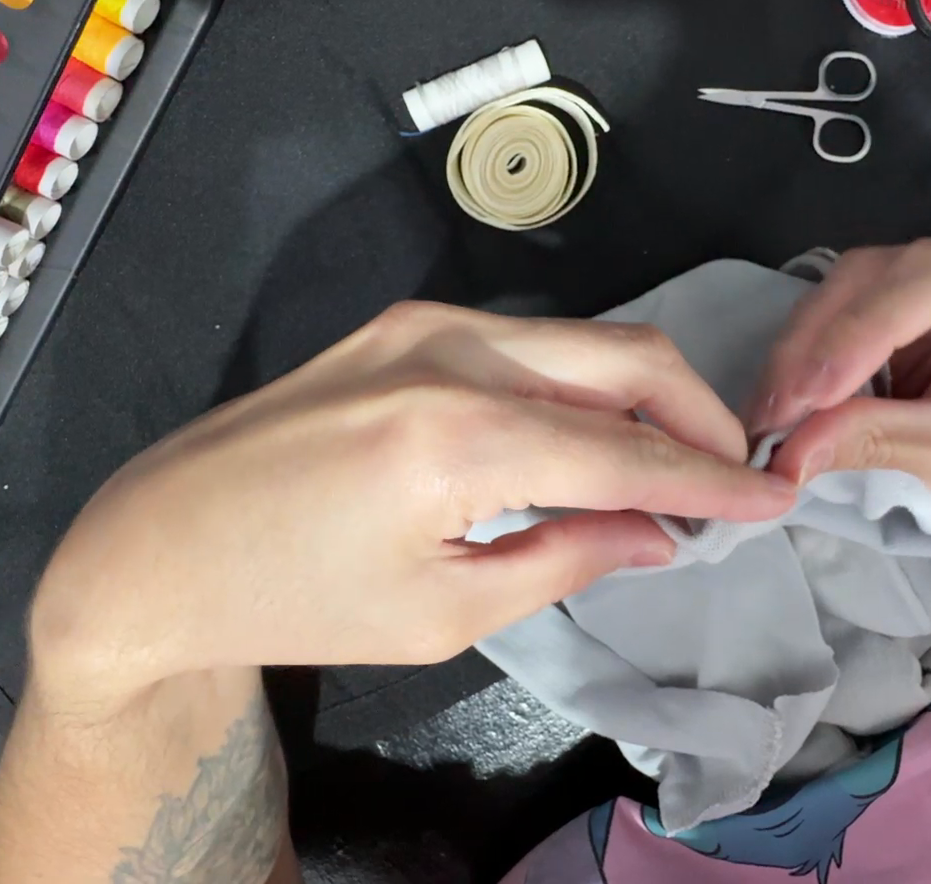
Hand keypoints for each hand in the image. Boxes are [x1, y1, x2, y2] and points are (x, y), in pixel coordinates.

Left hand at [29, 302, 795, 712]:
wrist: (157, 543)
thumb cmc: (297, 600)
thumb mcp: (444, 611)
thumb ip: (569, 557)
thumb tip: (661, 533)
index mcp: (456, 438)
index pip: (624, 453)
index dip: (710, 480)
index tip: (772, 498)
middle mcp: (454, 350)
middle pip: (627, 356)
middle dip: (699, 414)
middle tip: (730, 474)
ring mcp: (431, 321)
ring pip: (588, 341)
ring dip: (647, 397)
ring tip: (671, 461)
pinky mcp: (414, 319)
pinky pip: (537, 345)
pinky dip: (587, 388)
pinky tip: (594, 435)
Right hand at [747, 237, 930, 546]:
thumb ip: (875, 440)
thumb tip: (786, 451)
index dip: (863, 331)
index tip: (811, 396)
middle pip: (880, 275)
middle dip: (820, 342)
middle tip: (776, 410)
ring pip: (849, 286)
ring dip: (802, 346)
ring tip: (773, 409)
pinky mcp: (907, 304)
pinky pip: (842, 311)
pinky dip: (808, 353)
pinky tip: (786, 393)